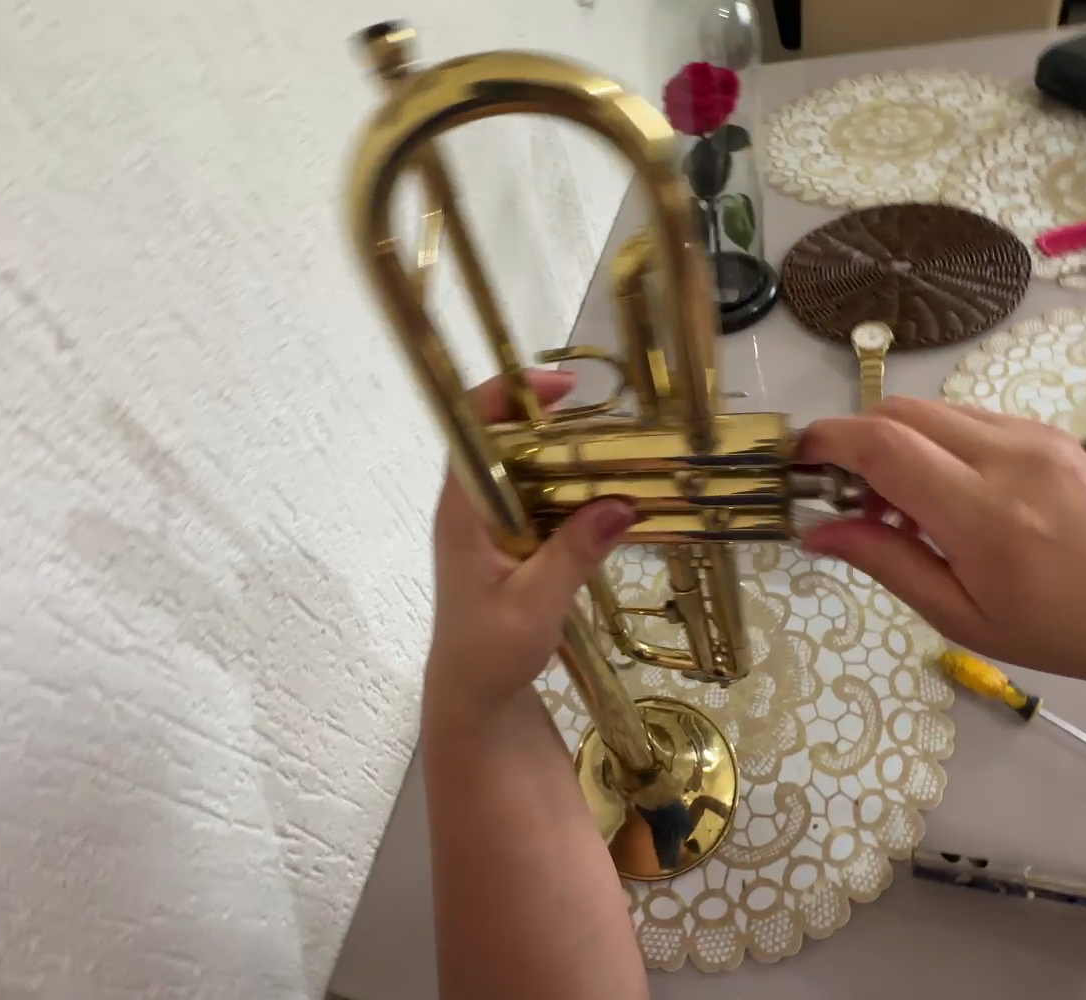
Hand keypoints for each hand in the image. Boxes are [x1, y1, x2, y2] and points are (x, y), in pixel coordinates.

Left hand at [425, 370, 636, 734]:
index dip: (509, 394)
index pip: (471, 429)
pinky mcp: (508, 541)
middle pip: (501, 437)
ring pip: (523, 466)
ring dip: (564, 451)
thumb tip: (623, 503)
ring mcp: (489, 523)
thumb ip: (573, 554)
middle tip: (606, 416)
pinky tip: (603, 493)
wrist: (472, 698)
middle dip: (550, 417)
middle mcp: (471, 506)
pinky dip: (569, 485)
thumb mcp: (533, 606)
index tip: (564, 386)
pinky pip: (536, 496)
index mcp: (463, 511)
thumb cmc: (488, 655)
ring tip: (615, 447)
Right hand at [797, 397, 1085, 687]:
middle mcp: (1003, 454)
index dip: (825, 442)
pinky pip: (966, 418)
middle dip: (853, 441)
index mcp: (979, 511)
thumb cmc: (1071, 631)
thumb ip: (886, 563)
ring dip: (893, 442)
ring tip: (900, 506)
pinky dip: (931, 443)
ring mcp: (1031, 435)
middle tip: (847, 498)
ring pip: (930, 410)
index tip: (795, 461)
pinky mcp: (1047, 433)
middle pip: (898, 412)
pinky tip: (947, 495)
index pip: (880, 445)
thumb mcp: (964, 617)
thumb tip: (817, 533)